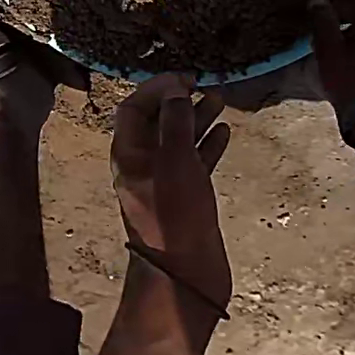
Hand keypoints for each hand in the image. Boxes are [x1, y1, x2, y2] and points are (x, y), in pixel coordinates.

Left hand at [111, 73, 232, 310]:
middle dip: (178, 101)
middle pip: (157, 122)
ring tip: (220, 100)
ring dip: (196, 119)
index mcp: (128, 153)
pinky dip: (207, 145)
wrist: (185, 276)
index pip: (134, 108)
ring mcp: (164, 181)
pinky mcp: (185, 197)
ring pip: (178, 141)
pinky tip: (225, 133)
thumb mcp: (175, 162)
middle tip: (204, 85)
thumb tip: (175, 88)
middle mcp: (142, 163)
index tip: (183, 77)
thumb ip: (175, 123)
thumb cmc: (176, 215)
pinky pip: (193, 162)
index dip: (156, 88)